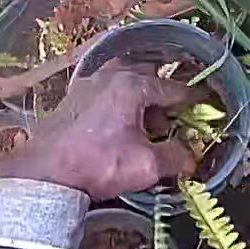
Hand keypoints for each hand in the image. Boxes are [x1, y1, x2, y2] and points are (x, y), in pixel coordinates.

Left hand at [0, 62, 197, 198]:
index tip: (205, 103)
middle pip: (147, 76)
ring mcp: (88, 83)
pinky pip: (105, 88)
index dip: (192, 98)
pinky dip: (118, 100)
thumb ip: (175, 157)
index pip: (172, 88)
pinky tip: (116, 124)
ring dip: (138, 97)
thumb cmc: (98, 164)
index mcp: (132, 85)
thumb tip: (191, 157)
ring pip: (123, 80)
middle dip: (161, 96)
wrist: (44, 173)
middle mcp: (110, 75)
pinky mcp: (73, 96)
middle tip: (168, 121)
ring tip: (142, 126)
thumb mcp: (145, 166)